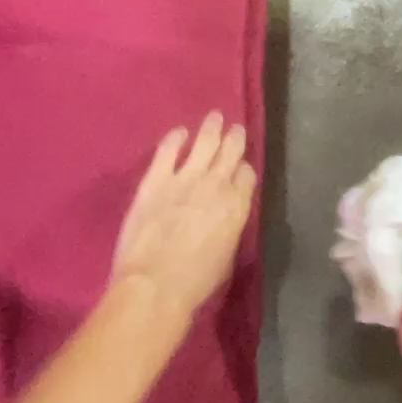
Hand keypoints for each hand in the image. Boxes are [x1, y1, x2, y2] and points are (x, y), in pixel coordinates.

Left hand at [109, 112, 257, 323]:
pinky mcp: (156, 179)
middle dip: (235, 138)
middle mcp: (216, 186)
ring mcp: (185, 178)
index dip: (244, 169)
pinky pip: (168, 150)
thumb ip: (229, 228)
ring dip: (211, 128)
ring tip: (215, 116)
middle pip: (230, 152)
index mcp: (237, 207)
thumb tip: (226, 217)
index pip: (247, 175)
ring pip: (204, 143)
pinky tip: (180, 131)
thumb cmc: (195, 283)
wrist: (154, 285)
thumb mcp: (226, 256)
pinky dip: (176, 137)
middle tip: (236, 128)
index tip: (242, 167)